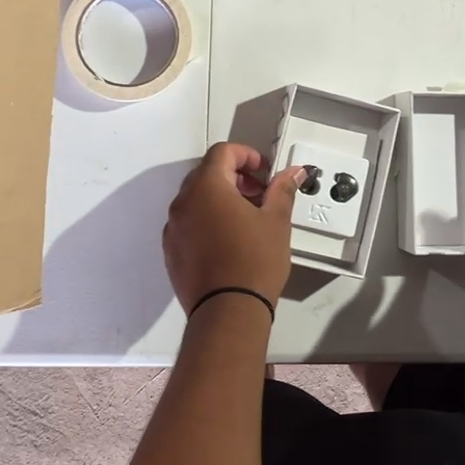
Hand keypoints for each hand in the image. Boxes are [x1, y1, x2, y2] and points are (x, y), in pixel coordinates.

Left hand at [164, 143, 305, 313]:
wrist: (227, 313)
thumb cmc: (254, 262)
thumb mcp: (276, 222)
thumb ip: (282, 190)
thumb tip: (294, 172)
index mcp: (207, 187)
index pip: (222, 152)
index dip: (247, 155)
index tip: (265, 172)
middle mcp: (183, 202)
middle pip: (206, 173)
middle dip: (234, 177)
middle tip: (259, 194)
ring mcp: (173, 227)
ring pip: (195, 199)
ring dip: (220, 199)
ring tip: (246, 219)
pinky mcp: (170, 250)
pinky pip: (188, 223)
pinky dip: (206, 220)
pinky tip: (228, 241)